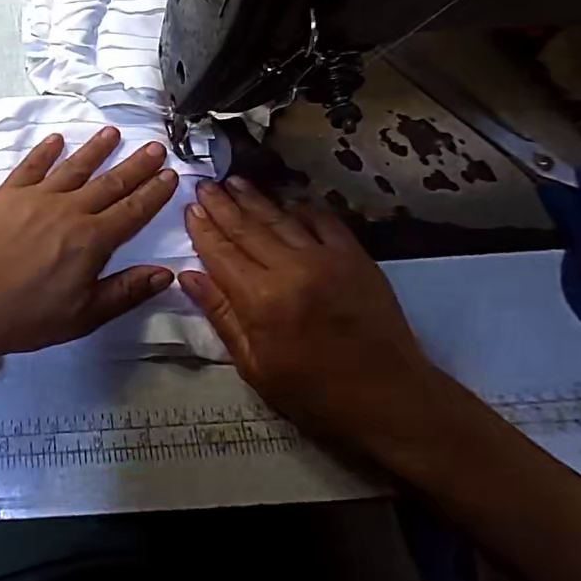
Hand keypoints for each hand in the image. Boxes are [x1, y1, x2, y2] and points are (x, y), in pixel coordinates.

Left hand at [0, 127, 179, 357]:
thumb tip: (166, 273)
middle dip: (136, 165)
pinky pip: (31, 166)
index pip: (132, 211)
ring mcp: (37, 198)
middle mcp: (70, 210)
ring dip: (96, 149)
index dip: (154, 192)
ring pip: (74, 167)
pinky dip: (45, 151)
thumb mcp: (85, 315)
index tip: (170, 175)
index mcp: (92, 240)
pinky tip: (56, 140)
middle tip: (155, 146)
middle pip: (110, 183)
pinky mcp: (8, 194)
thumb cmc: (29, 316)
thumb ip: (127, 291)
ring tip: (113, 133)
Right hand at [179, 177, 474, 457]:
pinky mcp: (354, 256)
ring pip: (281, 218)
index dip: (203, 230)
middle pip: (247, 228)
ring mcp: (326, 258)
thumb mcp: (255, 367)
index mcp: (262, 301)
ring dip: (254, 199)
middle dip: (222, 205)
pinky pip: (322, 220)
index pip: (221, 254)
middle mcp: (291, 269)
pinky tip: (286, 198)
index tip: (189, 209)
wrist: (391, 398)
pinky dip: (301, 206)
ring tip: (234, 182)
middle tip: (204, 185)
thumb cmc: (315, 394)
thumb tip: (190, 276)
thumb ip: (222, 316)